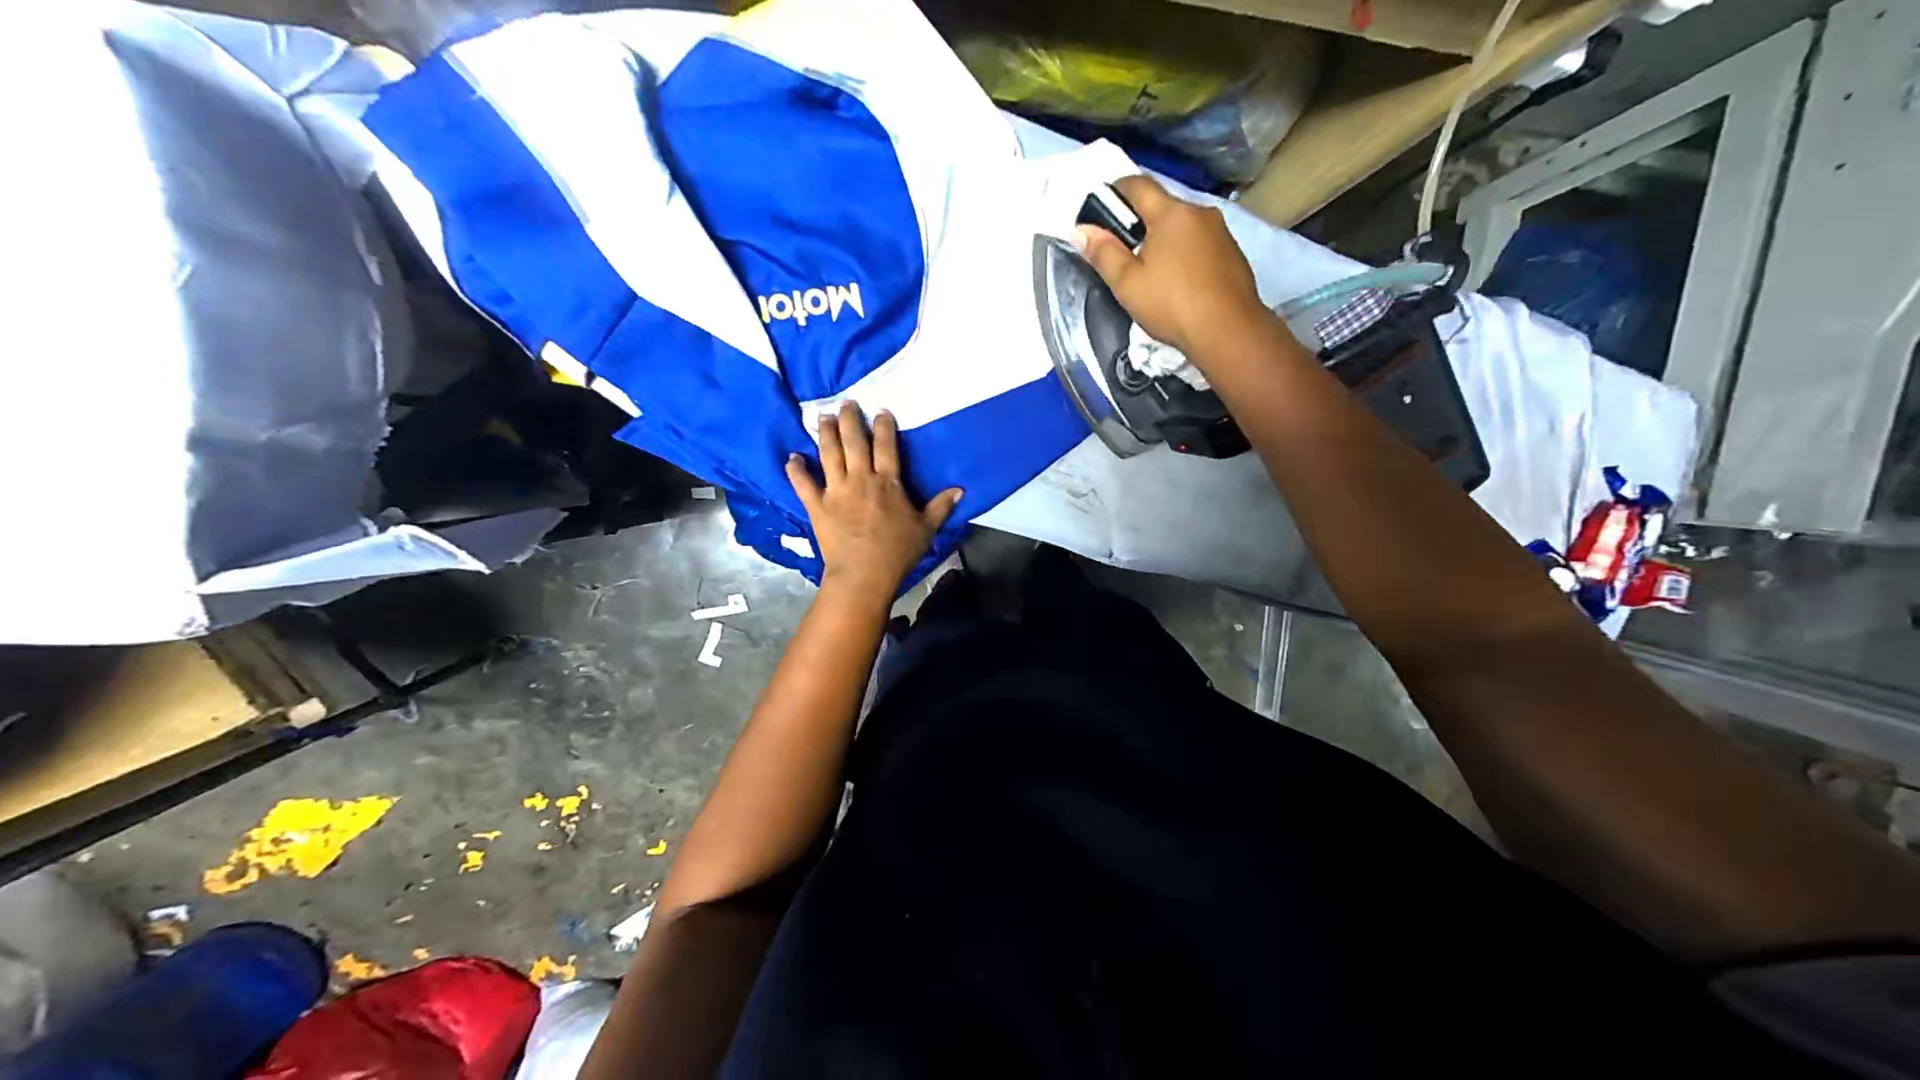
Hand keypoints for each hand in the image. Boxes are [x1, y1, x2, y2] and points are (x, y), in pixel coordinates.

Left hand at [786, 402, 962, 599]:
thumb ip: (940, 506)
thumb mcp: (926, 528)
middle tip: (846, 403)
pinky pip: (803, 484)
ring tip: (823, 417)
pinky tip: (791, 458)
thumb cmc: (898, 551)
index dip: (884, 426)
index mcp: (888, 481)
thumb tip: (960, 490)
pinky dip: (796, 470)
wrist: (864, 573)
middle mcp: (860, 478)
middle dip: (850, 419)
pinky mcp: (817, 506)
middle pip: (854, 441)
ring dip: (825, 433)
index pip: (886, 445)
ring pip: (829, 454)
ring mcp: (836, 490)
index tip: (881, 411)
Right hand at [1074, 175, 1271, 362]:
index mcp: (1171, 213)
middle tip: (1122, 250)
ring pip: (1183, 225)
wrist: (1229, 331)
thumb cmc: (1172, 305)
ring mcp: (1221, 232)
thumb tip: (1081, 229)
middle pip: (1162, 206)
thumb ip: (1103, 253)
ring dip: (1164, 238)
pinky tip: (1179, 281)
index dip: (1115, 191)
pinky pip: (1200, 243)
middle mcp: (1199, 212)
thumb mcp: (1127, 283)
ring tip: (1151, 270)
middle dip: (1139, 220)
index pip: (1138, 185)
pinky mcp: (1233, 253)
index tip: (1100, 210)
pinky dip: (1184, 253)